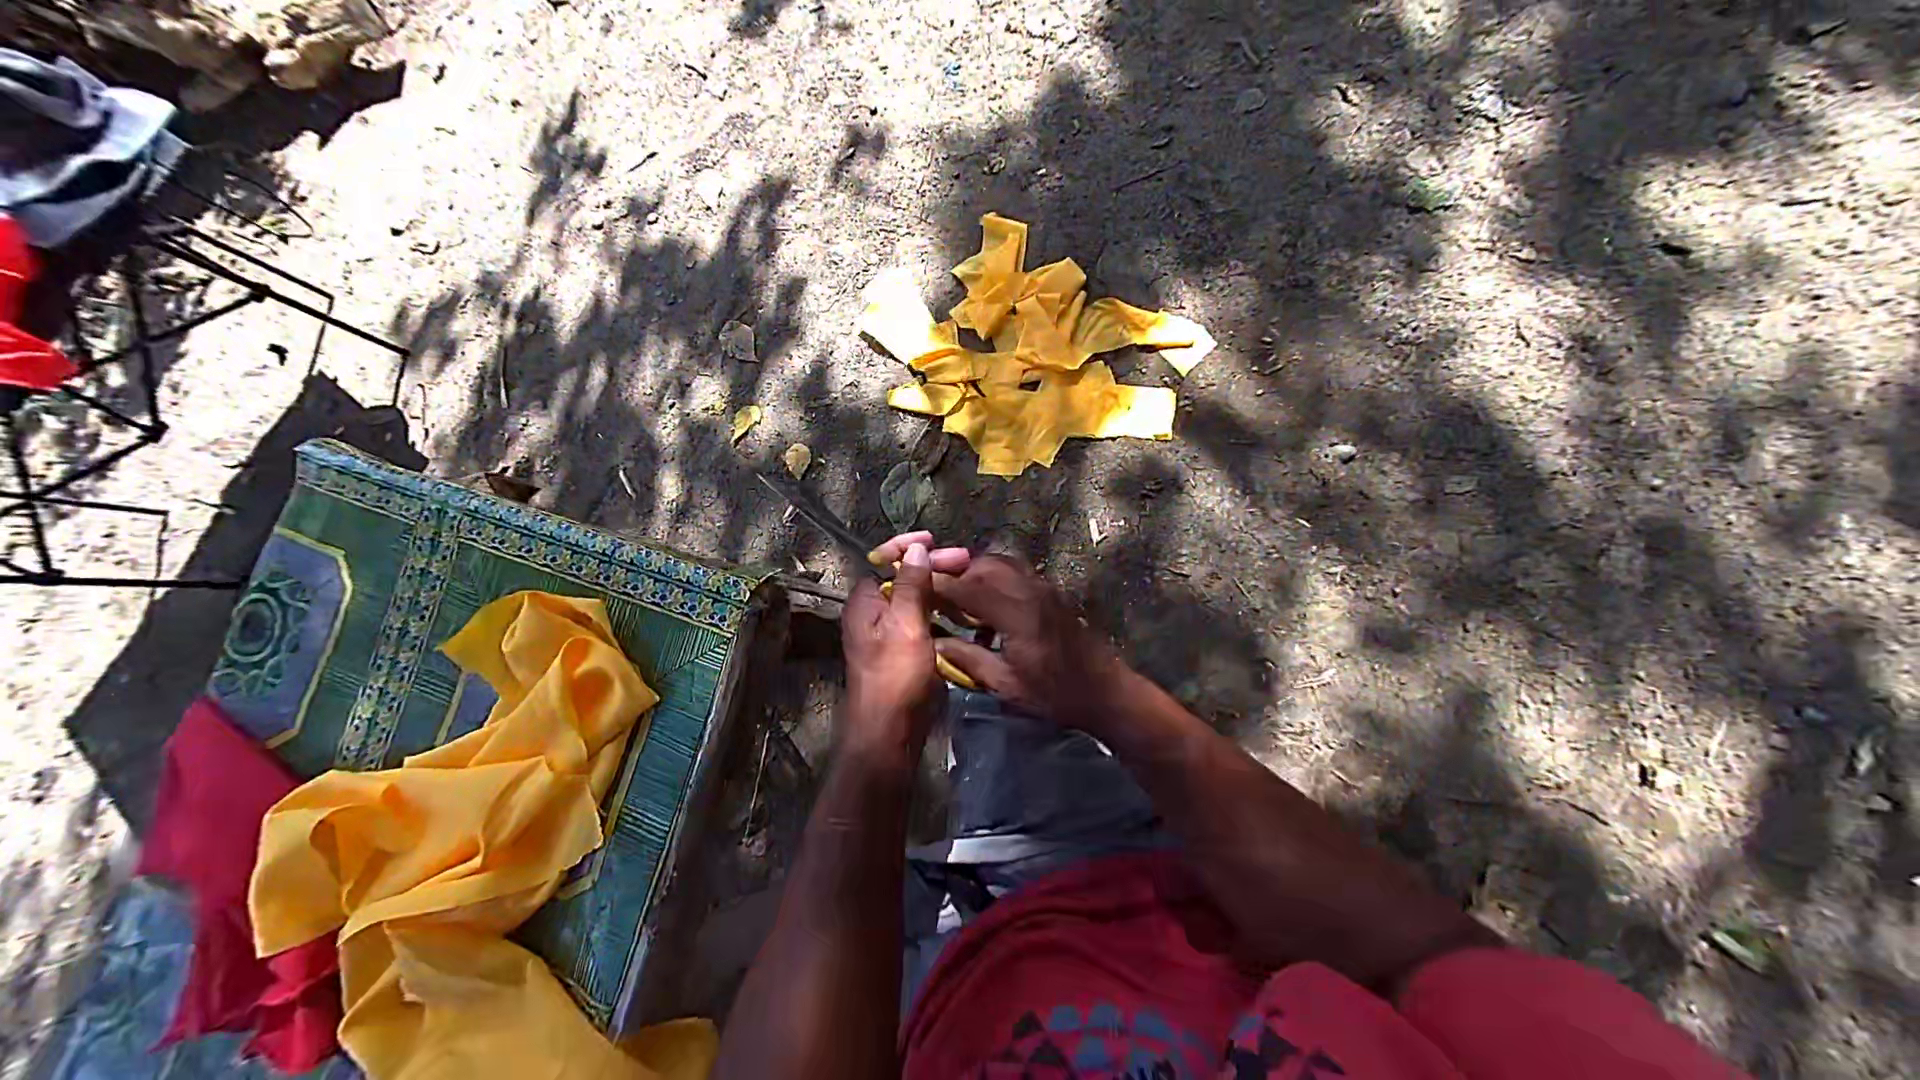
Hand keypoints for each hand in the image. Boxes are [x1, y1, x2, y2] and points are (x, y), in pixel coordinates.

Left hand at [838, 540, 945, 767]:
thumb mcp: (905, 625)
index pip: (884, 560)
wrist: (890, 731)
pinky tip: (962, 609)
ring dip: (940, 587)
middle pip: (902, 577)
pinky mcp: (906, 649)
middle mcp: (873, 613)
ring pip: (915, 598)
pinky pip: (923, 618)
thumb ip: (910, 585)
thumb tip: (915, 549)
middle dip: (932, 566)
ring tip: (967, 581)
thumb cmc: (894, 677)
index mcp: (865, 602)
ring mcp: (890, 632)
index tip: (935, 541)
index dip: (908, 546)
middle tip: (964, 561)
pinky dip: (941, 610)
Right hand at [929, 554, 1128, 731]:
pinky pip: (1017, 574)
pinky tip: (989, 610)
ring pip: (1002, 564)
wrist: (1107, 691)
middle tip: (937, 596)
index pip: (968, 587)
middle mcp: (1030, 590)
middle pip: (984, 565)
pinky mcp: (1052, 594)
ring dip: (977, 575)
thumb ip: (968, 659)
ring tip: (960, 600)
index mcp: (1016, 612)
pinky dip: (996, 580)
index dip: (938, 585)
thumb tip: (934, 643)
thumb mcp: (1006, 684)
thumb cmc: (1056, 693)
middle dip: (957, 575)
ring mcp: (1044, 588)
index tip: (915, 585)